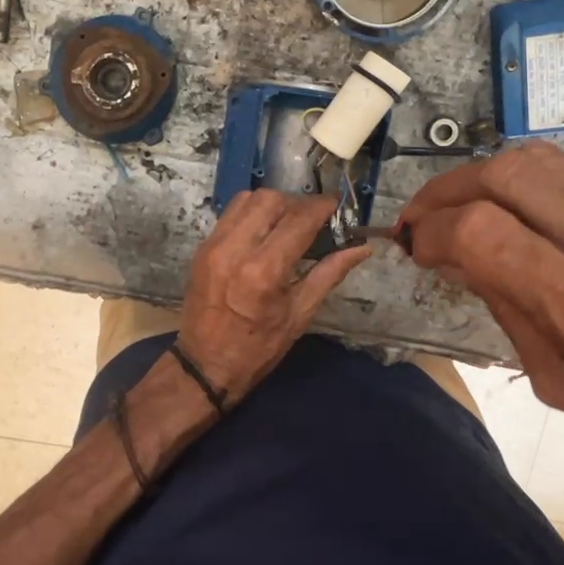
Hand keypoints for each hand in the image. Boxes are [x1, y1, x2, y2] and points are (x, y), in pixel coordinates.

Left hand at [177, 191, 372, 405]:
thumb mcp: (299, 315)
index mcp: (264, 271)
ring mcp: (214, 246)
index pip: (299, 220)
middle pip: (271, 200)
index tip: (337, 205)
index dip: (322, 207)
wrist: (204, 364)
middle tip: (312, 218)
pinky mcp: (202, 248)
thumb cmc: (258, 348)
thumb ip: (329, 274)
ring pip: (247, 200)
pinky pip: (230, 214)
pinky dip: (251, 214)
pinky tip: (264, 232)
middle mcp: (236, 249)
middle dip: (297, 203)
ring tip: (288, 223)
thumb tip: (361, 248)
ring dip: (273, 204)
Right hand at [399, 142, 563, 499]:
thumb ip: (511, 314)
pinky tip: (520, 224)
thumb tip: (463, 261)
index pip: (479, 229)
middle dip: (444, 189)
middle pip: (503, 172)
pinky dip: (524, 190)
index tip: (413, 249)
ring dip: (481, 177)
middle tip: (421, 219)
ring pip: (537, 160)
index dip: (430, 231)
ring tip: (459, 209)